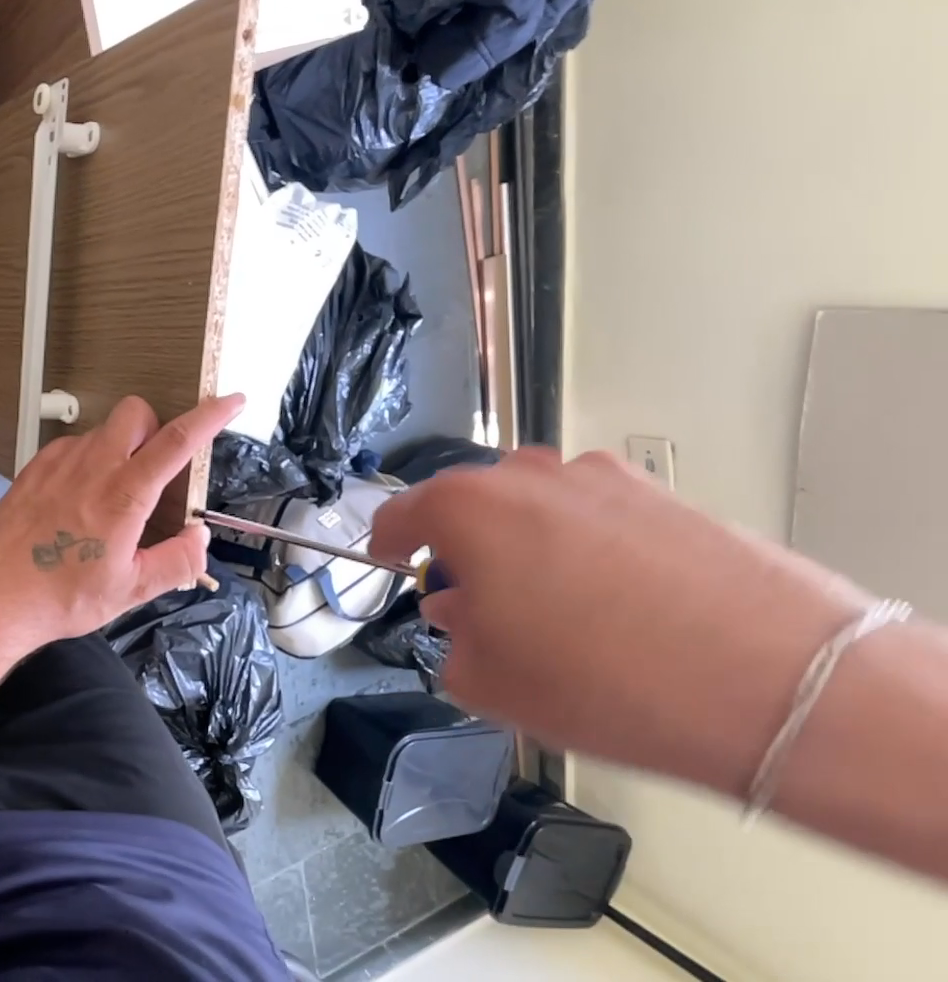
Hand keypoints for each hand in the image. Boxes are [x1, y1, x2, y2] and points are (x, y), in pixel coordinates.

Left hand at [0, 394, 244, 655]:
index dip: (211, 416)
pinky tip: (78, 501)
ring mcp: (57, 463)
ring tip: (112, 498)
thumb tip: (198, 538)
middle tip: (155, 470)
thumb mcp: (131, 590)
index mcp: (123, 494)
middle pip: (135, 413)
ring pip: (101, 431)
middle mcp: (90, 467)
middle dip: (155, 429)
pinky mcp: (33, 469)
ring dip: (119, 449)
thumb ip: (177, 561)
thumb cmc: (58, 598)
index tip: (231, 401)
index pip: (177, 440)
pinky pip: (71, 448)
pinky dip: (86, 462)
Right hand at [371, 448, 872, 793]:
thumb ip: (450, 638)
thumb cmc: (617, 681)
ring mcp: (599, 481)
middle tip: (474, 605)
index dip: (386, 546)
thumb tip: (463, 620)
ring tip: (552, 614)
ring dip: (524, 547)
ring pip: (532, 507)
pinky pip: (595, 516)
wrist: (778, 688)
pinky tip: (610, 608)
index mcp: (465, 508)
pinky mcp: (663, 496)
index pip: (397, 514)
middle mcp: (526, 478)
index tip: (391, 562)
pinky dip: (585, 549)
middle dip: (460, 549)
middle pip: (466, 504)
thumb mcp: (486, 681)